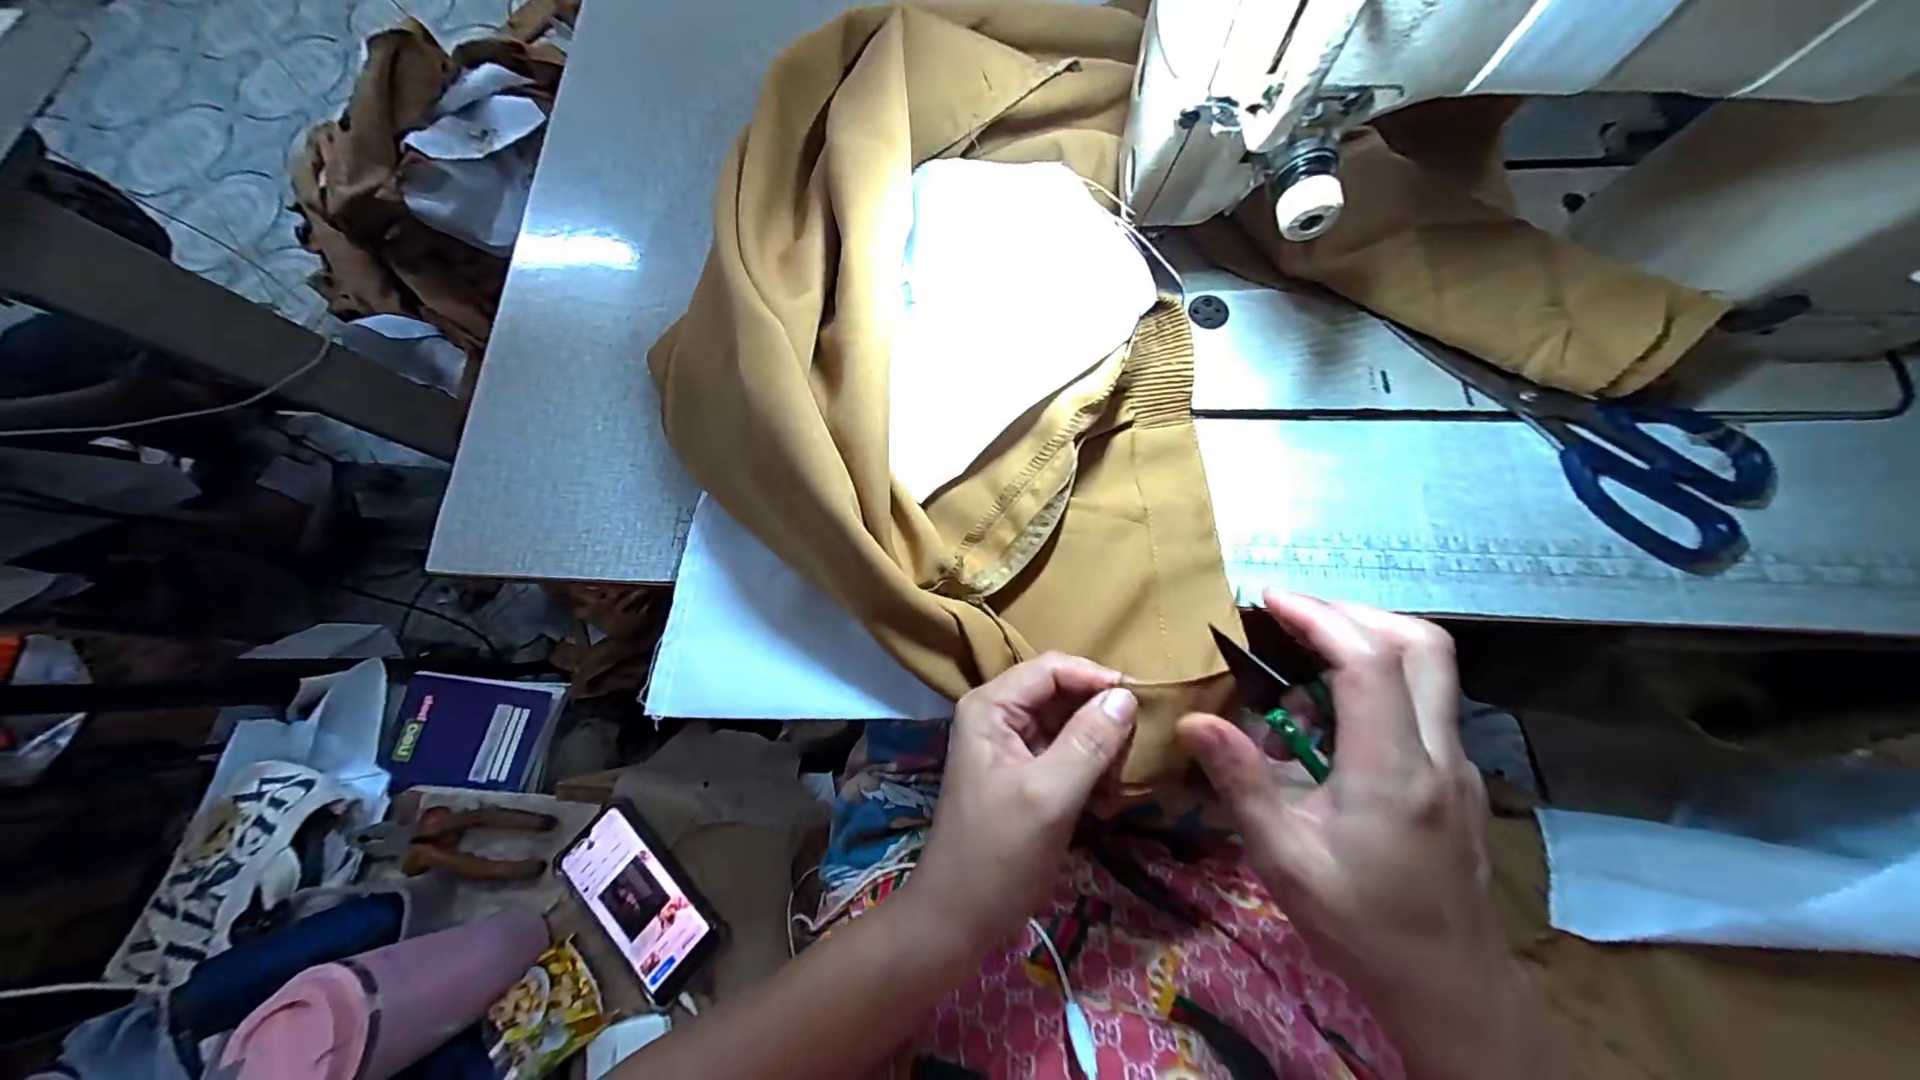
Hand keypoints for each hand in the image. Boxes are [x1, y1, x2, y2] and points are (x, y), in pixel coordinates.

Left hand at [907, 653, 1136, 952]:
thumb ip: (1088, 742)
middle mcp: (998, 715)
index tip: (1144, 701)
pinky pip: (1065, 750)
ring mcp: (1010, 744)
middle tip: (1144, 736)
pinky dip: (1091, 762)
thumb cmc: (997, 855)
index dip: (1097, 678)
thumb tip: (1127, 696)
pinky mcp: (1024, 772)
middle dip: (1100, 710)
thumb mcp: (1048, 796)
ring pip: (1067, 721)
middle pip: (1060, 691)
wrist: (958, 918)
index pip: (1052, 669)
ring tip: (1132, 763)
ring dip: (1100, 739)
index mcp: (991, 706)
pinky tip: (1112, 786)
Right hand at [1179, 591, 1551, 1079]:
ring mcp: (1454, 763)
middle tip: (1289, 618)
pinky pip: (1420, 698)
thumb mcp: (1284, 860)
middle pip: (1420, 645)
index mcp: (1392, 772)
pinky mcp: (1453, 774)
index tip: (1270, 601)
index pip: (1368, 663)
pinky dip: (1373, 678)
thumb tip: (1195, 720)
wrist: (1451, 989)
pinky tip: (1324, 718)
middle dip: (1351, 613)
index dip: (1319, 618)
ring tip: (1298, 668)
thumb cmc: (1360, 925)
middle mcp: (1436, 754)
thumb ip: (1242, 782)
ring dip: (1364, 641)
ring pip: (1429, 667)